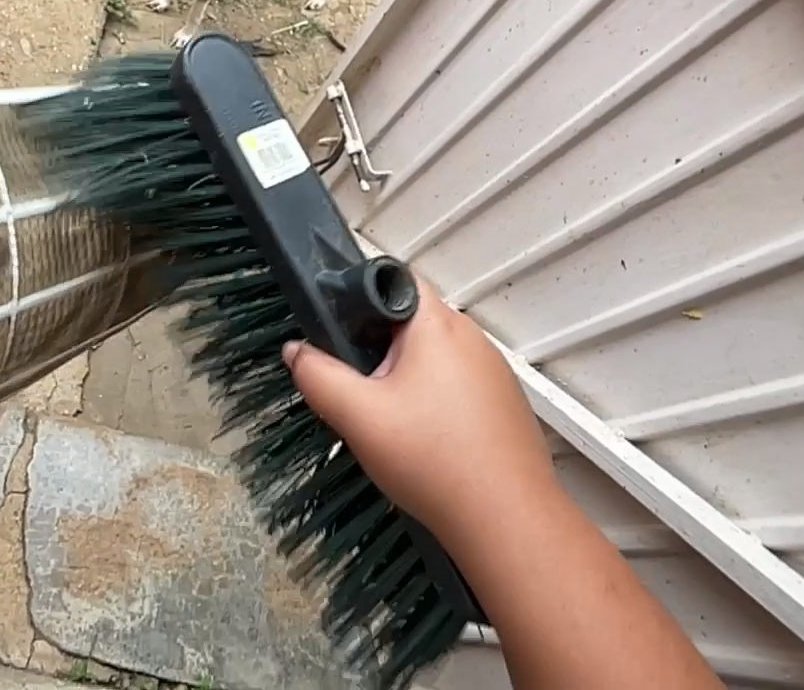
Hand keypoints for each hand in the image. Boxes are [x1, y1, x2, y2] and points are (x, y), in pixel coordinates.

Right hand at [281, 284, 557, 545]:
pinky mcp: (504, 403)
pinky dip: (433, 395)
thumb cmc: (432, 458)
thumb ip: (317, 375)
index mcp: (437, 324)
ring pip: (434, 352)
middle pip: (411, 319)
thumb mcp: (358, 416)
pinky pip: (456, 380)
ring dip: (405, 370)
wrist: (508, 524)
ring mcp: (494, 370)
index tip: (337, 330)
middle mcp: (471, 337)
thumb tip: (295, 349)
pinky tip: (422, 435)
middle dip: (377, 341)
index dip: (360, 296)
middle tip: (354, 379)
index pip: (395, 279)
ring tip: (385, 412)